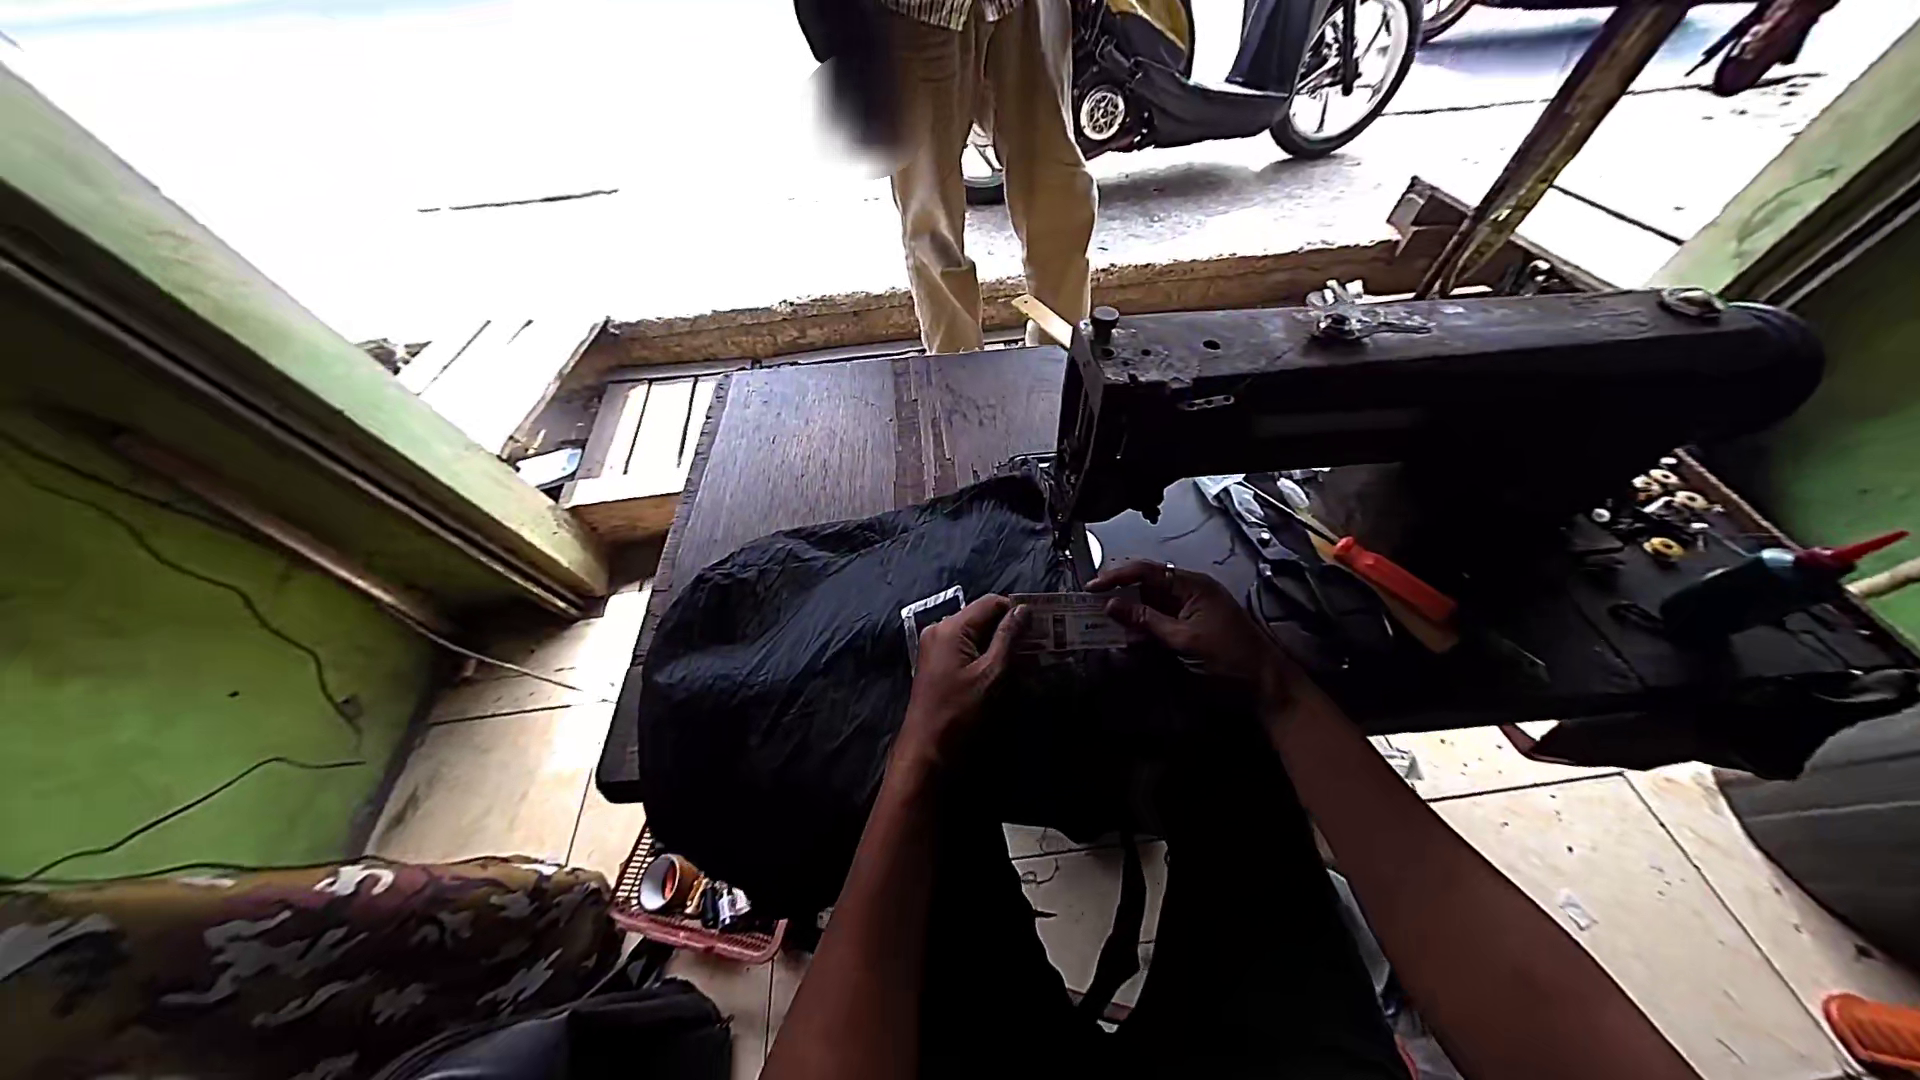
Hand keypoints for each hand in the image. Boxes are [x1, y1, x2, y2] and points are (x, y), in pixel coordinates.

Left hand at [895, 595, 1026, 770]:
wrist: (926, 746)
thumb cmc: (960, 711)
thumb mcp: (990, 674)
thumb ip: (1008, 638)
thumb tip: (1023, 609)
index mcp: (951, 627)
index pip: (990, 603)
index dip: (1016, 611)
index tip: (1040, 626)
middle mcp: (939, 629)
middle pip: (981, 615)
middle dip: (1008, 627)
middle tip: (1036, 643)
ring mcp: (934, 645)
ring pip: (974, 631)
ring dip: (997, 641)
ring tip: (1023, 656)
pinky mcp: (935, 660)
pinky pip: (963, 645)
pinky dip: (982, 651)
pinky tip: (1001, 667)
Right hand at [1089, 560, 1286, 697]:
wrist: (1266, 687)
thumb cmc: (1229, 658)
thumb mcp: (1184, 639)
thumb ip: (1146, 621)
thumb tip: (1110, 605)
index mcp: (1191, 585)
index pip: (1147, 571)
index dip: (1116, 577)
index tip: (1091, 589)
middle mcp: (1188, 593)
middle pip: (1145, 586)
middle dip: (1118, 595)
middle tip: (1090, 606)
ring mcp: (1188, 611)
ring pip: (1148, 606)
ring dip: (1127, 615)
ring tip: (1100, 623)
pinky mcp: (1187, 630)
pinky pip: (1157, 623)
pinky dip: (1140, 629)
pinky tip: (1124, 637)